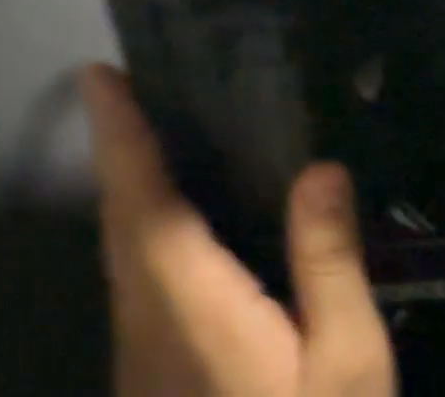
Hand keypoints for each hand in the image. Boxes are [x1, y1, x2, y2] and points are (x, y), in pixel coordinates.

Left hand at [81, 64, 396, 396]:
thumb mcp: (346, 360)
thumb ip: (327, 263)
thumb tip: (318, 167)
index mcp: (194, 313)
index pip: (146, 209)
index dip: (123, 140)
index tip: (98, 78)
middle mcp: (150, 331)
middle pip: (122, 229)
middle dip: (117, 155)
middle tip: (126, 90)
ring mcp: (145, 364)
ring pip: (124, 260)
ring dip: (130, 192)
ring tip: (156, 136)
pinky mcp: (157, 381)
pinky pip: (142, 285)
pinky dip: (149, 233)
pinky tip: (185, 224)